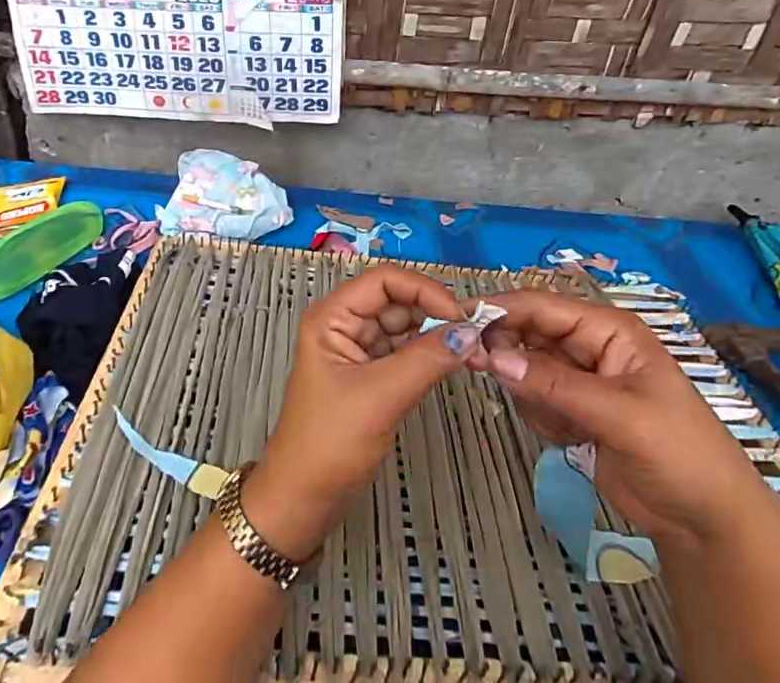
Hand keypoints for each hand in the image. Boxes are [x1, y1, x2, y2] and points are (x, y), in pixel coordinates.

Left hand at [241, 266, 479, 559]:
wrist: (303, 498)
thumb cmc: (329, 443)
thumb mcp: (381, 397)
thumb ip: (427, 360)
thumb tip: (470, 332)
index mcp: (332, 317)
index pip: (385, 280)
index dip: (425, 290)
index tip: (460, 316)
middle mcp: (344, 325)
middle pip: (398, 300)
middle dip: (437, 313)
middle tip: (476, 336)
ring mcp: (358, 349)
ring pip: (406, 326)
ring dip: (438, 334)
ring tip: (472, 351)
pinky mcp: (372, 373)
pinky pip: (406, 351)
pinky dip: (431, 354)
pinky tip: (455, 362)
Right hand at [471, 290, 774, 545]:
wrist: (704, 520)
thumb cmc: (679, 453)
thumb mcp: (620, 415)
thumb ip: (555, 385)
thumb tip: (493, 357)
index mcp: (609, 330)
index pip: (544, 307)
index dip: (502, 309)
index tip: (459, 320)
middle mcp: (590, 346)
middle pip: (528, 334)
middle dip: (508, 353)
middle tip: (479, 369)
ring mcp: (579, 380)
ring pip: (525, 369)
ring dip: (530, 396)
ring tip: (563, 425)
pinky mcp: (572, 411)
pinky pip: (533, 400)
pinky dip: (540, 418)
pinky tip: (570, 439)